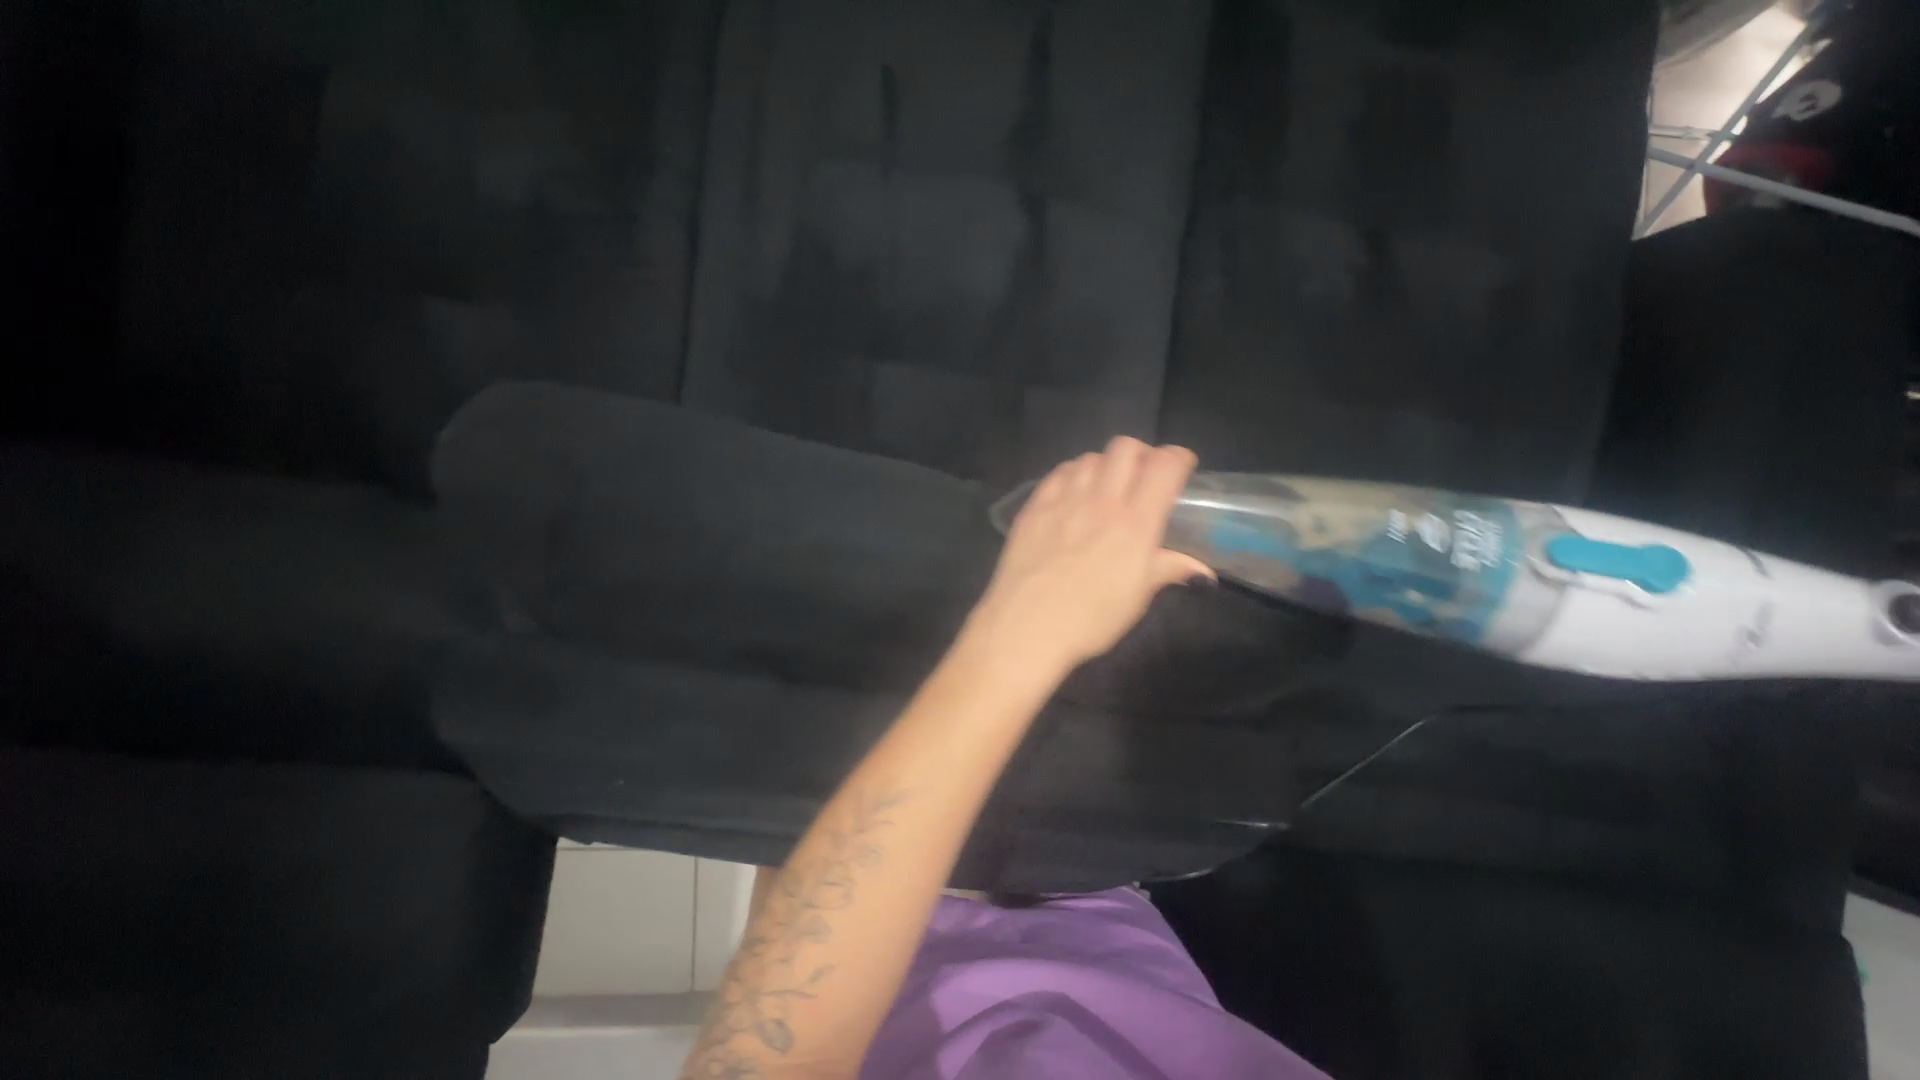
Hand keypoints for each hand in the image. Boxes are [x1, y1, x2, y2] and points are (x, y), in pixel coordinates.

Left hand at [963, 437, 1213, 676]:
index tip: (1181, 467)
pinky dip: (1072, 474)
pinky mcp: (1033, 507)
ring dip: (1105, 465)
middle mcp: (1101, 501)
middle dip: (1141, 454)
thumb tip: (1201, 570)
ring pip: (1091, 457)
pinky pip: (1058, 473)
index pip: (1164, 466)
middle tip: (1143, 477)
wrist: (1026, 628)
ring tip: (1106, 486)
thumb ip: (1167, 570)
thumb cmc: (1090, 619)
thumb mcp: (1137, 598)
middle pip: (1125, 448)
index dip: (1178, 458)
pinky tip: (1072, 493)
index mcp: (1135, 523)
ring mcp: (1063, 500)